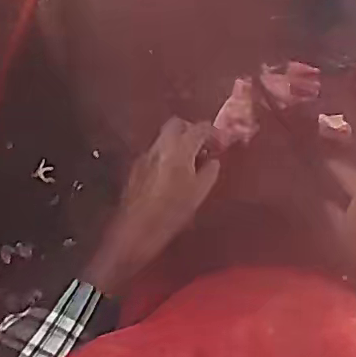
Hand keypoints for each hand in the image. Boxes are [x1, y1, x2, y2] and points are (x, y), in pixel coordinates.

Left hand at [84, 117, 221, 294]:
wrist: (134, 232)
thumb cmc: (171, 214)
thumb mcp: (199, 194)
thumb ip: (209, 172)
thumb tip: (213, 161)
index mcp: (179, 148)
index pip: (199, 128)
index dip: (213, 133)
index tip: (221, 144)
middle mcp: (160, 146)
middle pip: (178, 124)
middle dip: (193, 131)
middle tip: (205, 148)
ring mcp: (145, 155)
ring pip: (165, 137)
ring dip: (179, 142)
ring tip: (191, 162)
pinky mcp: (136, 167)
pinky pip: (156, 152)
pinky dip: (167, 154)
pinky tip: (173, 174)